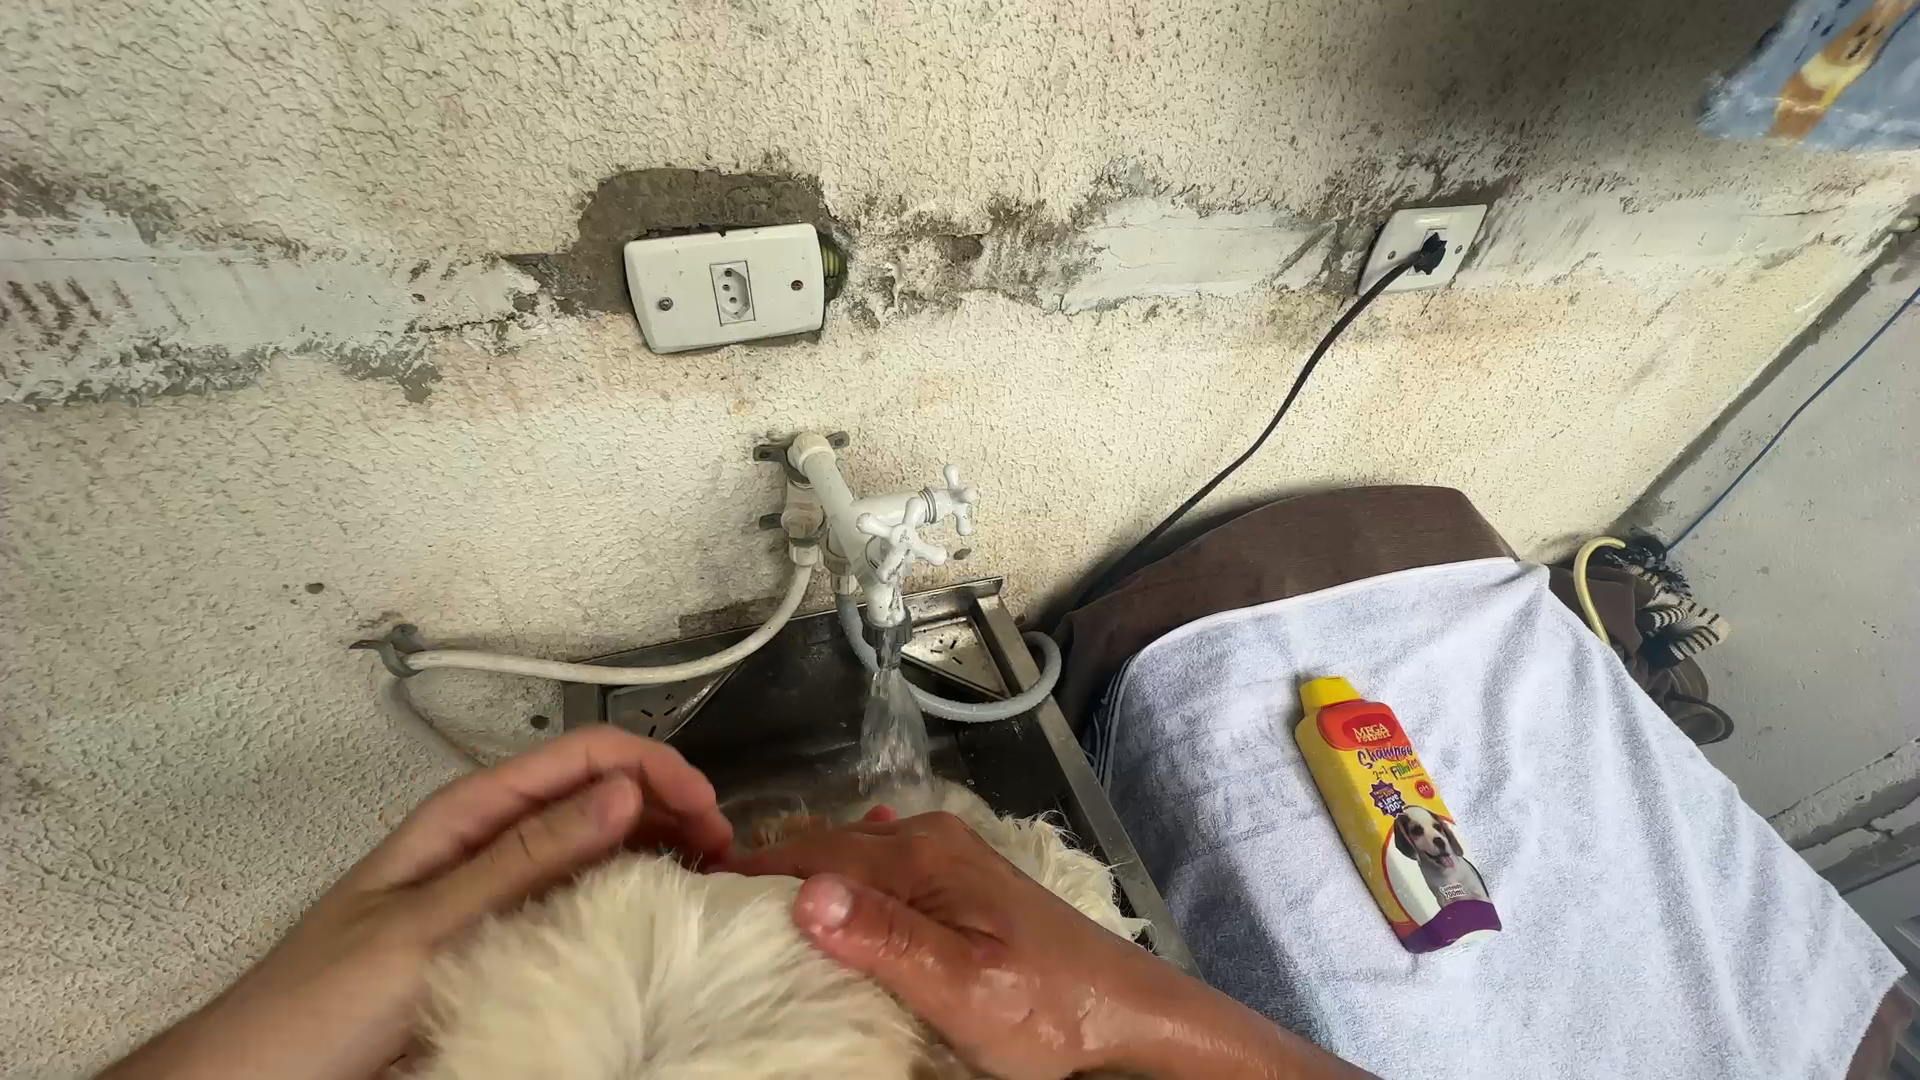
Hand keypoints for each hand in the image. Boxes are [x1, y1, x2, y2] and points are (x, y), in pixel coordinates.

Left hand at [99, 726, 732, 1079]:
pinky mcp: (519, 922)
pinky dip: (638, 883)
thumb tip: (626, 789)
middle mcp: (505, 830)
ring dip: (664, 840)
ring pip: (608, 833)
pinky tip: (667, 901)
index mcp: (480, 808)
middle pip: (607, 787)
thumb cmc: (325, 1001)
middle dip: (671, 802)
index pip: (588, 753)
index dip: (655, 766)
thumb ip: (525, 855)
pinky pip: (591, 885)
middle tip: (722, 850)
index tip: (707, 809)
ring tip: (711, 872)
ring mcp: (513, 877)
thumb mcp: (426, 925)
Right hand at [727, 811, 1373, 1079]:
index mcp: (919, 856)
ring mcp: (949, 853)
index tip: (701, 886)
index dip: (758, 867)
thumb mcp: (961, 986)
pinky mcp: (962, 876)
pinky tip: (844, 879)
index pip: (817, 852)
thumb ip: (885, 936)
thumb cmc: (1041, 1006)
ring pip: (859, 852)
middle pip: (833, 845)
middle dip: (777, 864)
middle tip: (719, 899)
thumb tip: (803, 891)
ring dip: (811, 868)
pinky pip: (889, 861)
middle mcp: (928, 838)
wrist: (1119, 1008)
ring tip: (761, 895)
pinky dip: (853, 869)